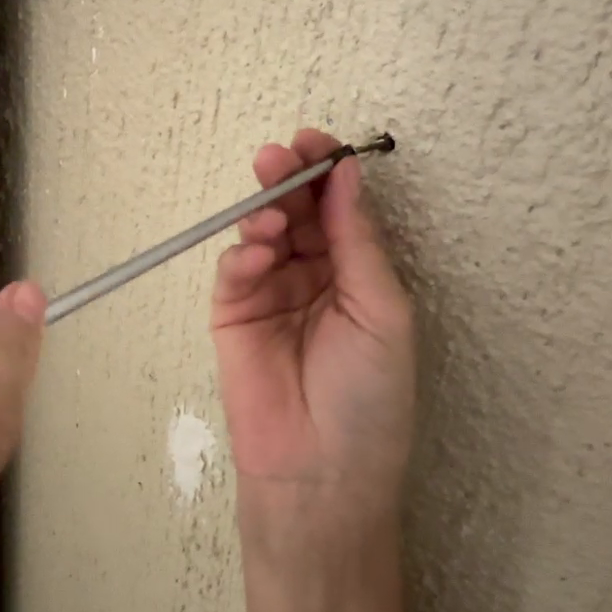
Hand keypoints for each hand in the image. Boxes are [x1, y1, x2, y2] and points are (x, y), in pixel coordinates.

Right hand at [211, 129, 415, 555]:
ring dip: (262, 214)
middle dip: (287, 181)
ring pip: (261, 234)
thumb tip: (346, 172)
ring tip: (267, 213)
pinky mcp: (232, 314)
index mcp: (356, 273)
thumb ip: (357, 239)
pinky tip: (255, 255)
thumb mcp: (379, 309)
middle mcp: (313, 275)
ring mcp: (270, 293)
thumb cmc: (367, 394)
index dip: (326, 173)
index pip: (337, 209)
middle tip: (277, 156)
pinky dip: (241, 256)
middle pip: (296, 213)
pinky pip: (233, 271)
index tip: (315, 141)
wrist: (320, 470)